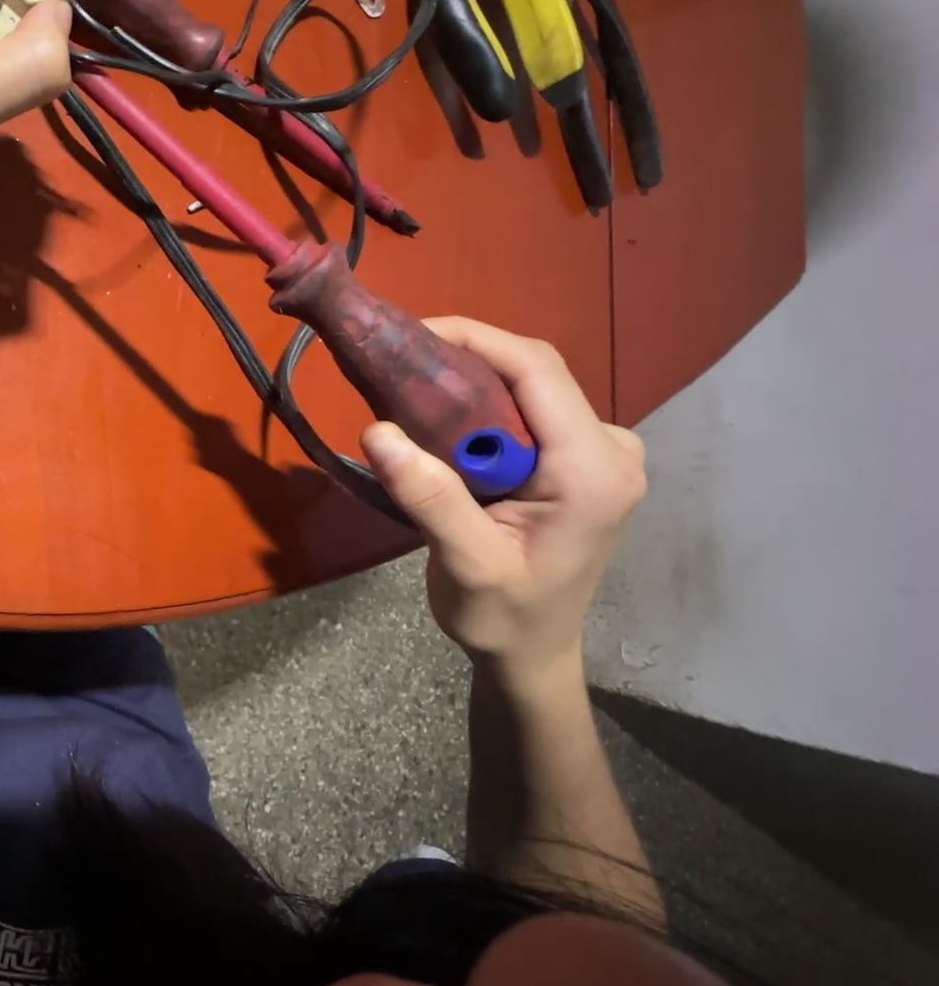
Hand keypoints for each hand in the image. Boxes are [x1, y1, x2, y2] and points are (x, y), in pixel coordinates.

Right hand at [359, 319, 646, 680]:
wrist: (531, 652)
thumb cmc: (504, 615)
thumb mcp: (465, 563)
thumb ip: (430, 497)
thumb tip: (377, 432)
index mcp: (594, 469)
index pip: (538, 373)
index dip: (476, 340)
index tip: (411, 333)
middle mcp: (608, 449)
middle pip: (531, 374)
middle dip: (462, 360)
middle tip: (395, 365)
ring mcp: (594, 454)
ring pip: (523, 391)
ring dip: (465, 384)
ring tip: (406, 389)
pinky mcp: (573, 462)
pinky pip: (521, 413)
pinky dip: (474, 408)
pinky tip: (435, 422)